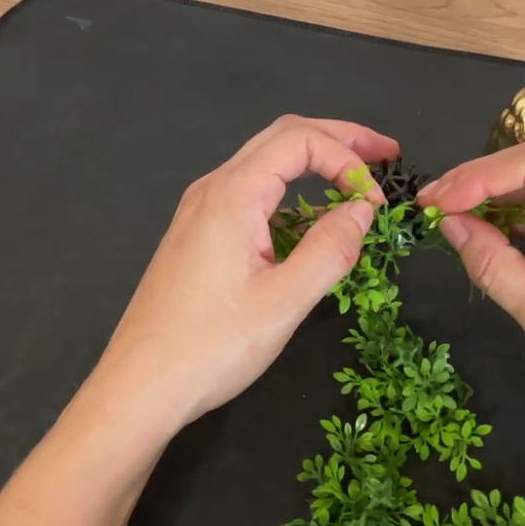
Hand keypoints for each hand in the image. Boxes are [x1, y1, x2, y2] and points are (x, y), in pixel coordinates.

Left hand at [84, 116, 395, 434]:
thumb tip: (362, 210)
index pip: (299, 140)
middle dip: (338, 141)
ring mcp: (201, 212)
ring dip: (315, 165)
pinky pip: (253, 197)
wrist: (139, 387)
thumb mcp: (284, 301)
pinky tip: (315, 223)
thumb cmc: (211, 346)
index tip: (377, 202)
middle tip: (385, 155)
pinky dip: (292, 197)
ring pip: (266, 166)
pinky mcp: (199, 236)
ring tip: (358, 183)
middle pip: (283, 138)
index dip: (348, 158)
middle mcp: (213, 190)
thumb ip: (331, 249)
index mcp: (231, 194)